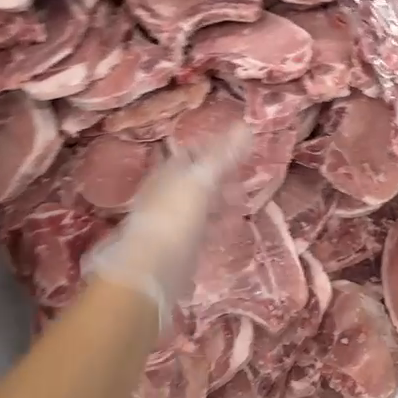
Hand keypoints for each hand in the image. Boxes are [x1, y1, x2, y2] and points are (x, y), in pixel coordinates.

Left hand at [83, 125, 248, 327]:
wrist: (151, 271)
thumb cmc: (174, 218)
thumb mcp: (201, 181)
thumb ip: (223, 156)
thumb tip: (246, 126)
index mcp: (168, 175)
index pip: (191, 153)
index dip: (213, 148)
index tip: (238, 149)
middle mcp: (165, 196)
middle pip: (195, 181)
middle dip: (219, 178)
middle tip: (244, 179)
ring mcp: (170, 224)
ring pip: (198, 207)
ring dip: (218, 204)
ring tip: (242, 205)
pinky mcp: (177, 250)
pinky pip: (200, 232)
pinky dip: (216, 227)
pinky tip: (229, 231)